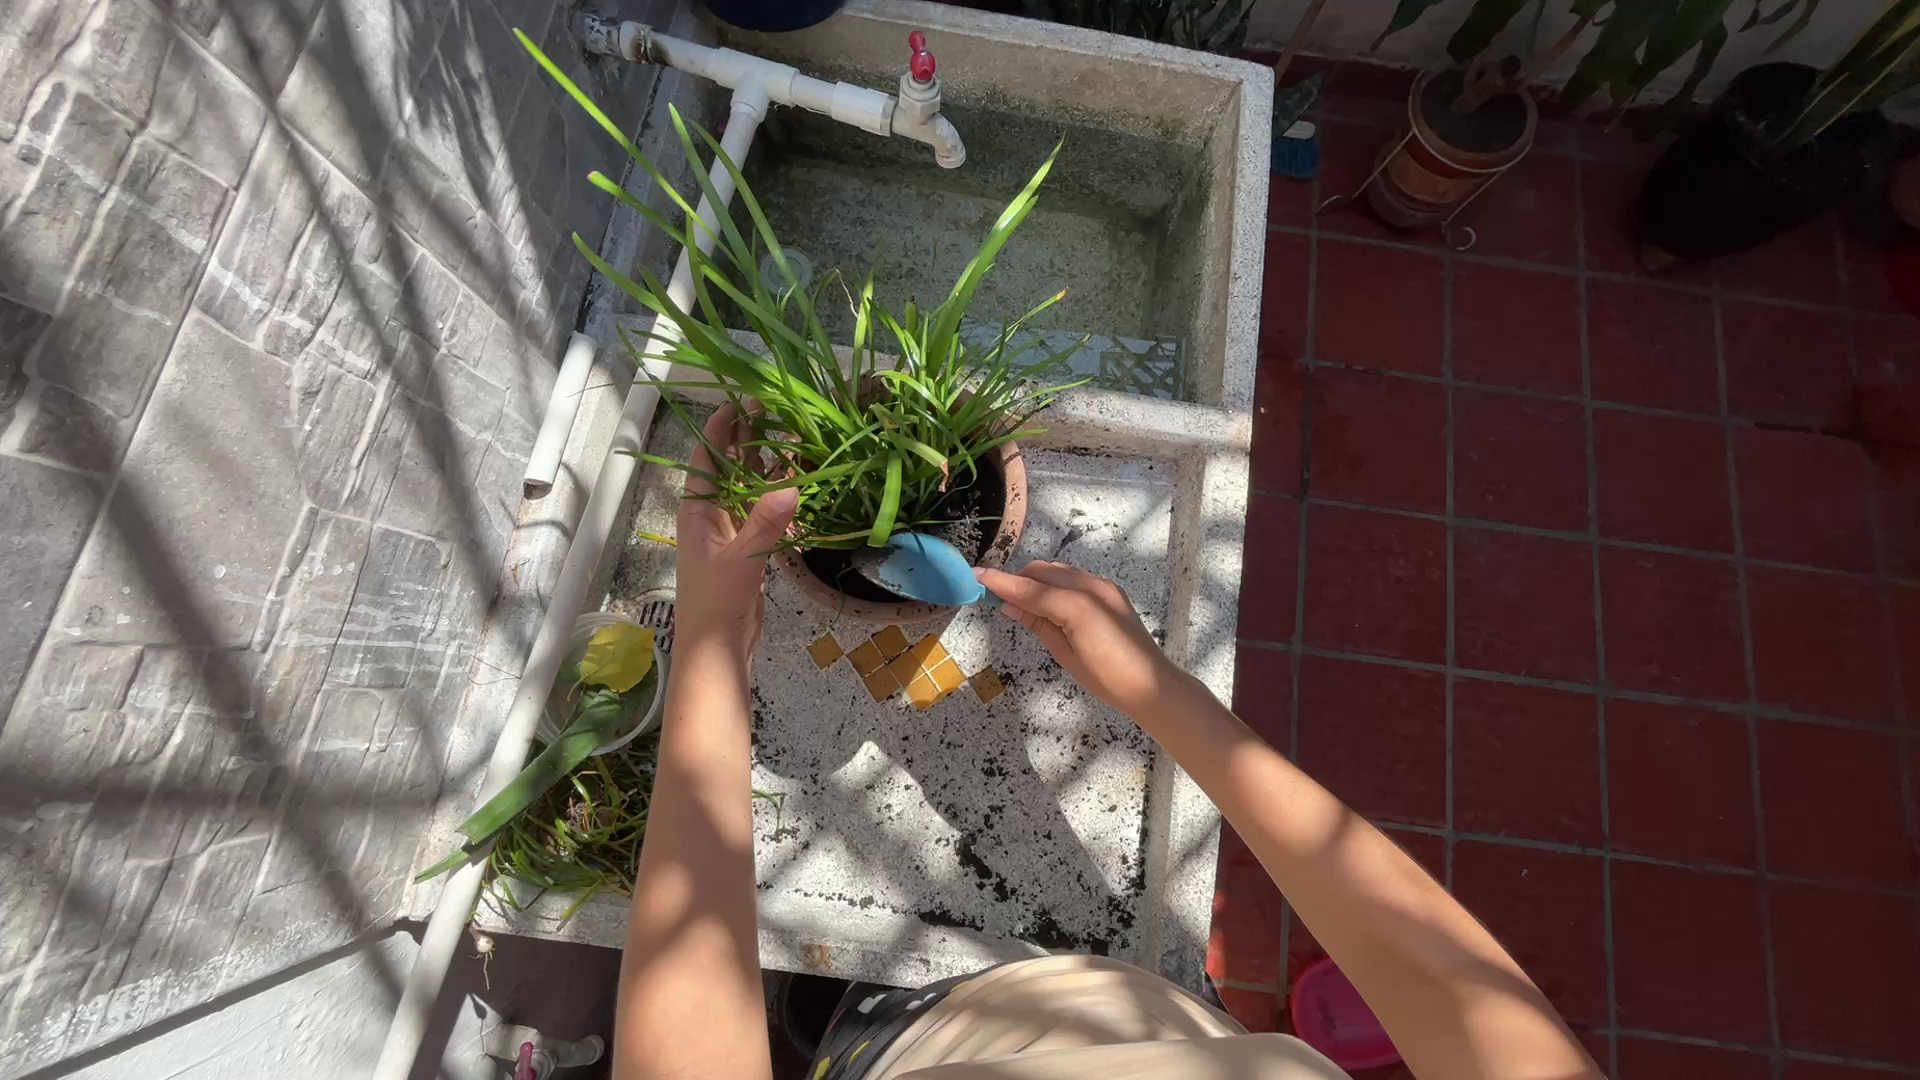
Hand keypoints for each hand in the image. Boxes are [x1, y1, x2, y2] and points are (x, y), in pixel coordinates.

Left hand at [674, 404, 797, 657]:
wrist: (717, 647)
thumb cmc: (717, 602)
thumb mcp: (742, 560)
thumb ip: (765, 524)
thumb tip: (792, 486)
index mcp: (698, 513)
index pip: (706, 459)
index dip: (720, 429)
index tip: (739, 401)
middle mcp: (711, 517)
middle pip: (728, 468)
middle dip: (745, 440)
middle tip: (769, 411)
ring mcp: (729, 533)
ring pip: (746, 489)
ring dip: (764, 466)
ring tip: (787, 438)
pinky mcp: (746, 550)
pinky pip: (761, 513)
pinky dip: (776, 497)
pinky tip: (795, 485)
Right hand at [976, 561, 1189, 717]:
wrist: (1151, 684)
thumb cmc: (1106, 679)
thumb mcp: (1064, 654)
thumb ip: (1037, 623)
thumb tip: (1008, 605)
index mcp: (1077, 606)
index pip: (1030, 589)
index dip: (1001, 582)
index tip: (975, 574)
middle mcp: (1091, 587)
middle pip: (1042, 572)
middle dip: (1017, 580)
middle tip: (996, 597)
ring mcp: (1103, 586)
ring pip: (1057, 571)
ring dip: (1036, 580)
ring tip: (1020, 602)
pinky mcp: (1109, 590)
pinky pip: (1074, 577)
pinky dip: (1055, 584)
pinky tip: (1048, 603)